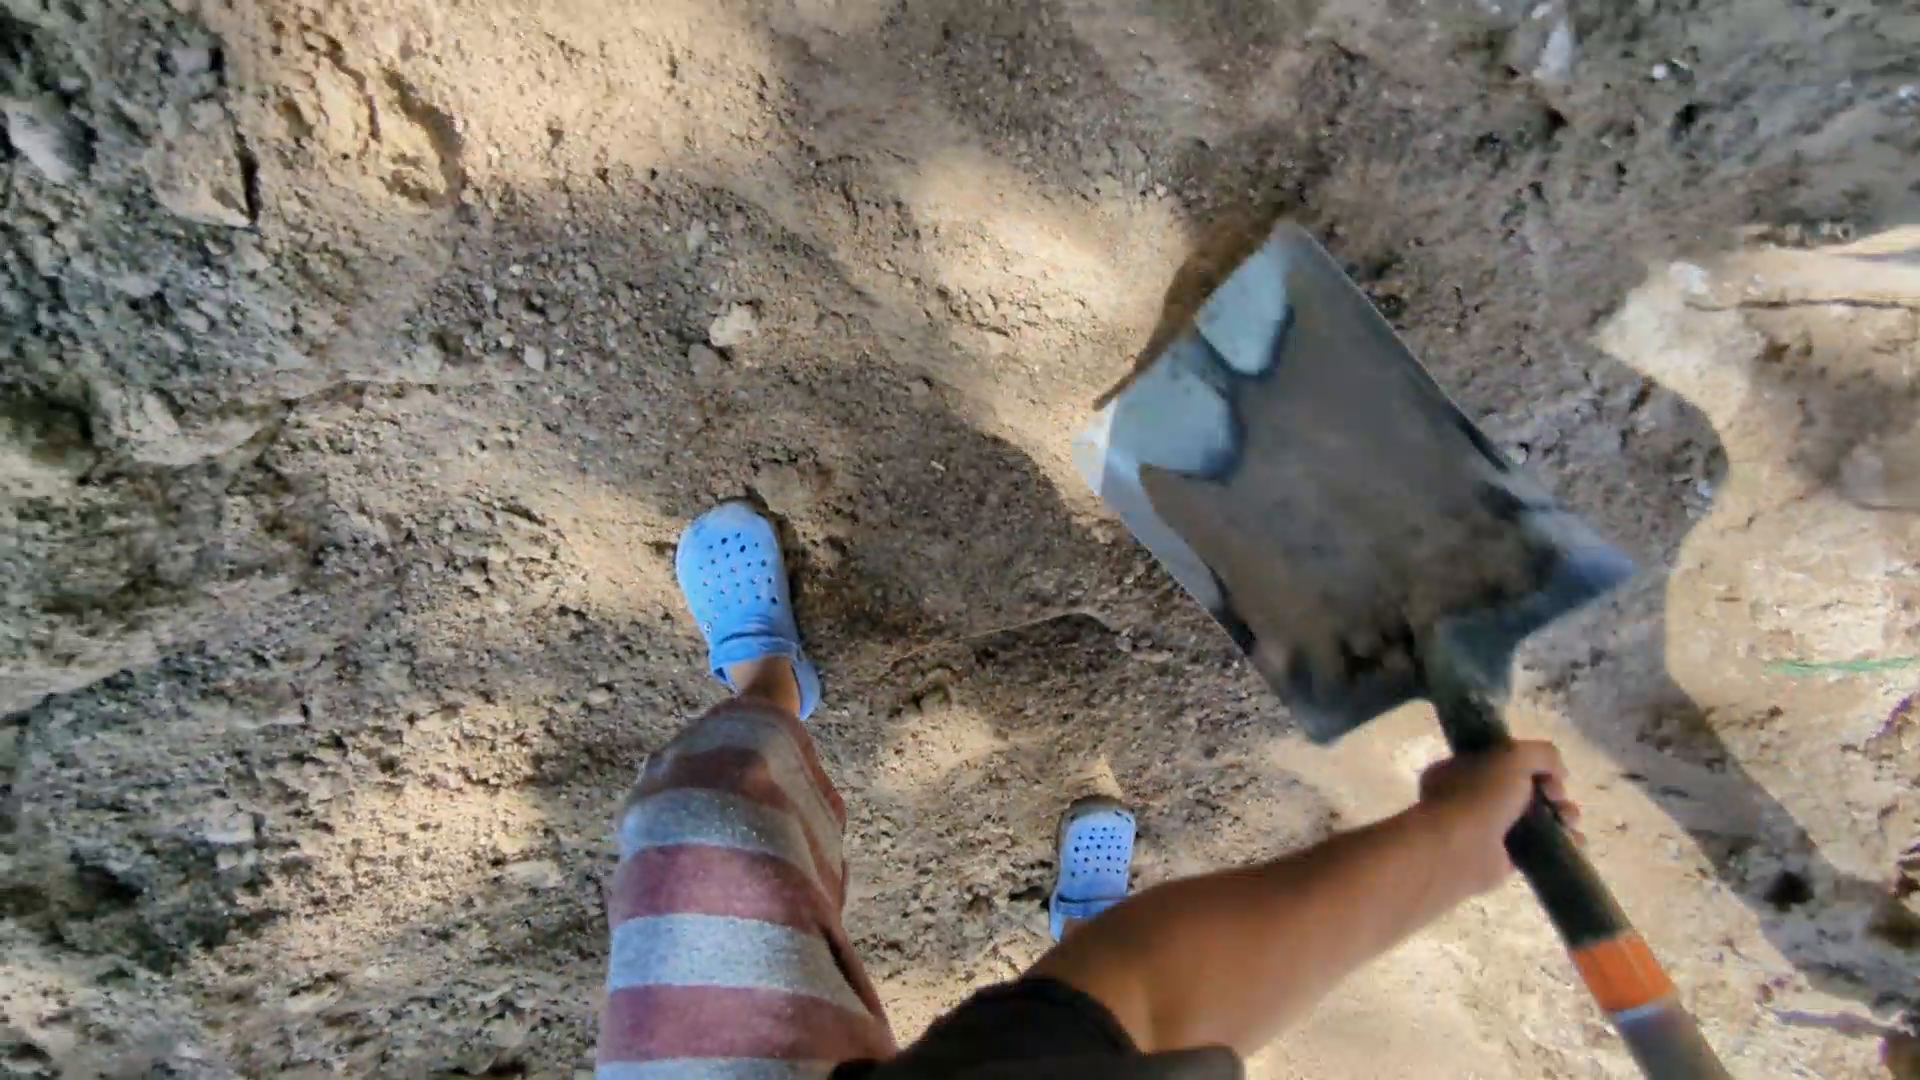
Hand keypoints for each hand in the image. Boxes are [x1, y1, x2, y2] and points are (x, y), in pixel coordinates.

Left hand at [1416, 740, 1581, 896]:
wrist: (1460, 848)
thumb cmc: (1478, 794)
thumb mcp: (1510, 756)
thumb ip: (1539, 753)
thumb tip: (1558, 771)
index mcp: (1459, 768)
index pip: (1502, 761)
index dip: (1532, 764)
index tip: (1550, 773)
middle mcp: (1469, 795)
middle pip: (1523, 789)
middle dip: (1553, 792)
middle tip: (1558, 800)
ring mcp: (1486, 827)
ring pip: (1535, 817)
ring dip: (1562, 816)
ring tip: (1568, 822)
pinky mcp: (1505, 856)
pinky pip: (1539, 845)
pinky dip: (1562, 842)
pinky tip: (1575, 841)